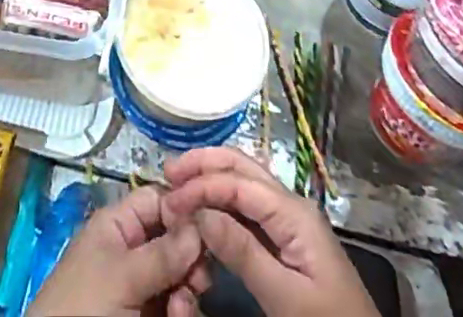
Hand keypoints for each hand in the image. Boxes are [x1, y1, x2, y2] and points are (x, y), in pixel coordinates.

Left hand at [28, 184, 211, 316]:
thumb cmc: (84, 305)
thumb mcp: (121, 275)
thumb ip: (162, 251)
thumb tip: (200, 223)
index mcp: (118, 224)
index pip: (158, 199)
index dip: (183, 207)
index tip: (207, 225)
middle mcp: (133, 248)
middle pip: (176, 238)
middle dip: (191, 256)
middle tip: (198, 277)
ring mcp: (142, 284)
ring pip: (181, 274)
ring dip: (189, 288)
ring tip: (181, 306)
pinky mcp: (150, 313)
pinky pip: (177, 303)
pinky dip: (183, 309)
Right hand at [161, 148, 376, 316]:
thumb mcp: (284, 297)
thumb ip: (241, 252)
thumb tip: (198, 211)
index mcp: (294, 213)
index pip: (238, 182)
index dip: (201, 185)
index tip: (169, 201)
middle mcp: (291, 205)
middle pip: (243, 166)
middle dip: (204, 163)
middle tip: (169, 172)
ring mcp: (289, 220)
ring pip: (245, 181)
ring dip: (211, 177)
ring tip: (179, 184)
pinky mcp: (286, 238)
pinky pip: (249, 206)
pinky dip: (221, 200)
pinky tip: (203, 209)